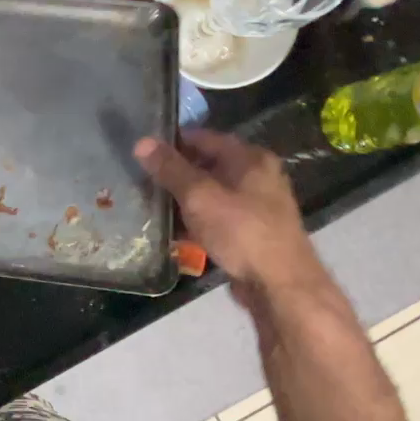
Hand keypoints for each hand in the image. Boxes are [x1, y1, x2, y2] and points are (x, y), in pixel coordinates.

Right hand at [134, 130, 323, 295]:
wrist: (277, 282)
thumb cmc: (240, 231)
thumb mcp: (199, 196)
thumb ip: (170, 169)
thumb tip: (142, 142)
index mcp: (250, 158)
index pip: (205, 138)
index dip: (174, 143)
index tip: (144, 153)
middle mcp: (258, 176)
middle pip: (209, 167)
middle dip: (176, 174)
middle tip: (143, 181)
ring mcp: (256, 206)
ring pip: (212, 194)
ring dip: (184, 200)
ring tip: (152, 207)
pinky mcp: (251, 232)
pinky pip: (217, 218)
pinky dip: (197, 221)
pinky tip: (175, 232)